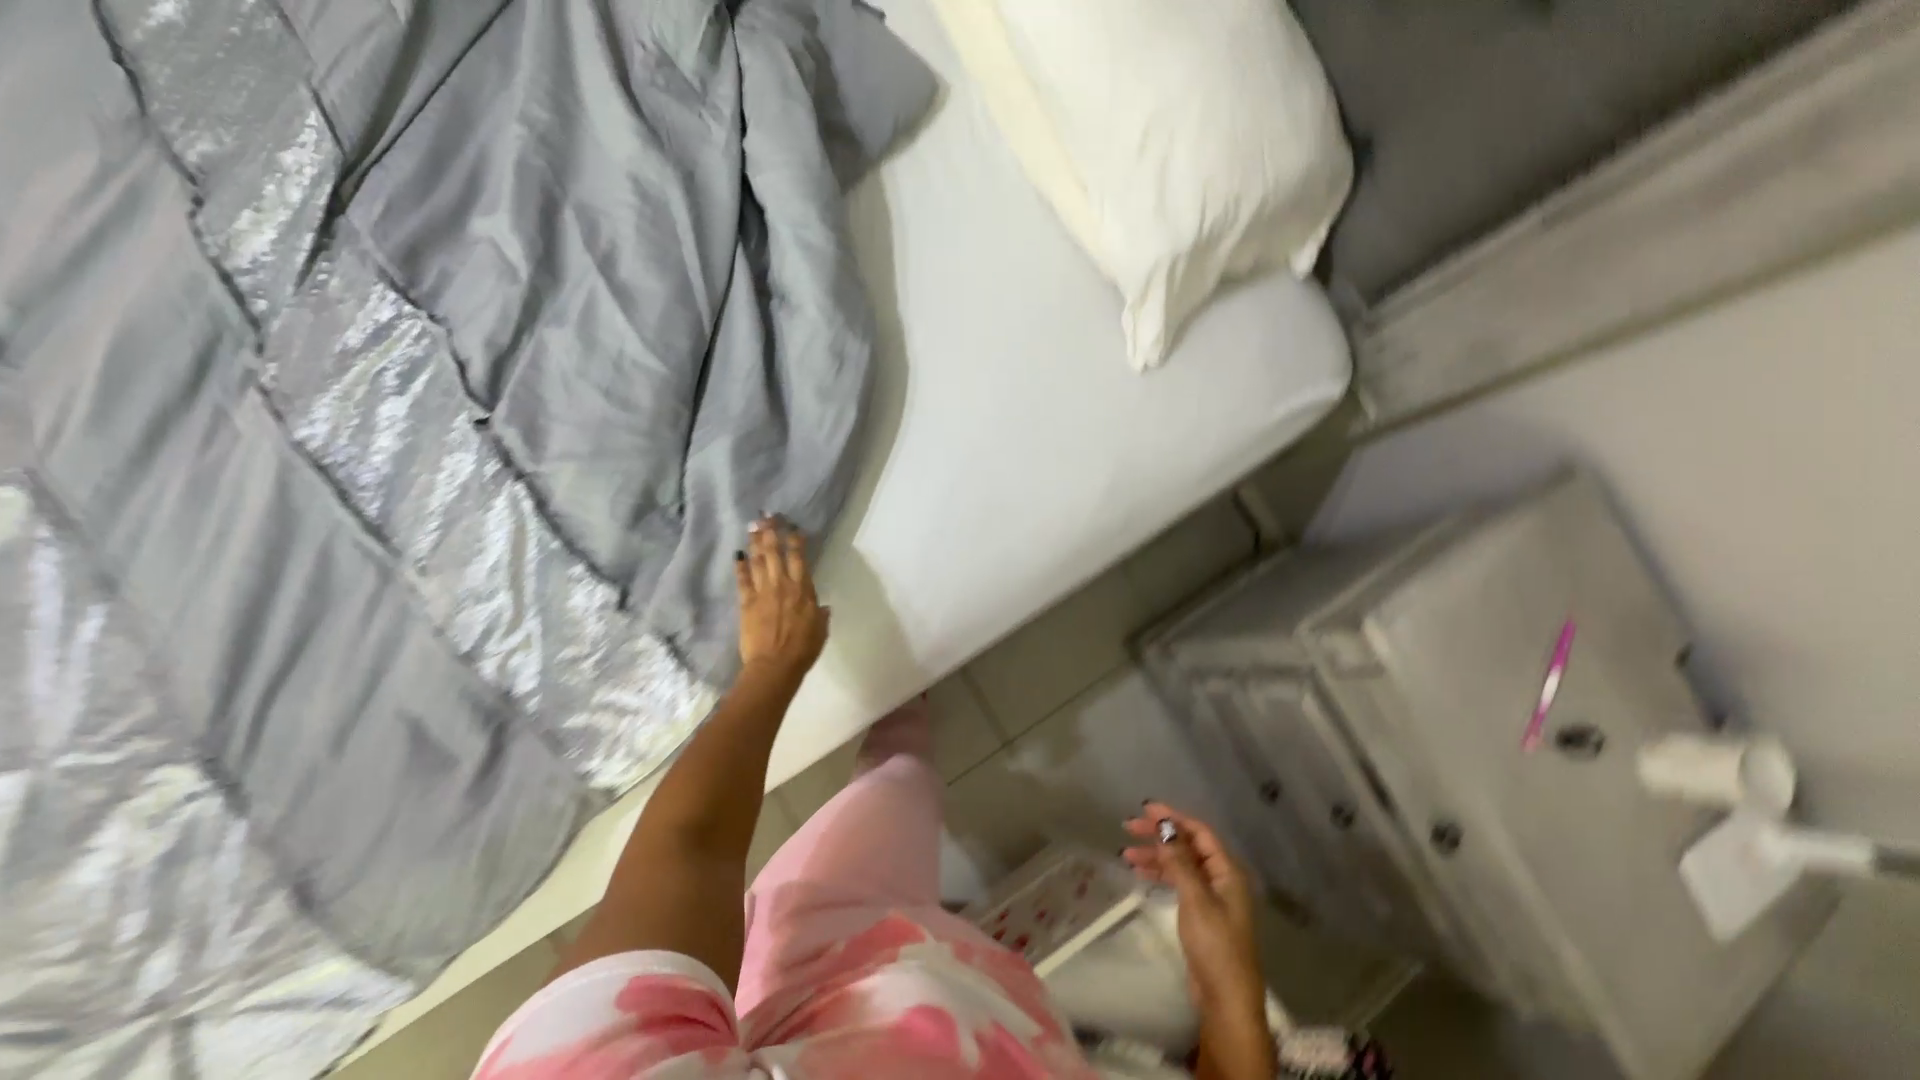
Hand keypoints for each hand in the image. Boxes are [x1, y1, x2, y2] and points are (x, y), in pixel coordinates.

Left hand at [735, 516, 828, 681]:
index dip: (795, 539)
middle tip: (767, 515)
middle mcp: (782, 584)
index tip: (792, 526)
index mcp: (803, 589)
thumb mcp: (820, 630)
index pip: (799, 557)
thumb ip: (820, 614)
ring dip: (755, 542)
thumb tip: (823, 606)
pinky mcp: (746, 603)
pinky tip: (737, 554)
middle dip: (771, 531)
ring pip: (758, 560)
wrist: (775, 666)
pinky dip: (740, 566)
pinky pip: (742, 580)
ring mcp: (762, 592)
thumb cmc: (803, 650)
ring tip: (752, 526)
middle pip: (775, 552)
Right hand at [1123, 803, 1264, 1012]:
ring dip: (1157, 856)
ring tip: (1126, 854)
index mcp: (1228, 871)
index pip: (1200, 832)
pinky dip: (1161, 875)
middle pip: (1189, 846)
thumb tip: (1164, 828)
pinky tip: (1141, 874)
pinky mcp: (1202, 914)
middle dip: (1160, 836)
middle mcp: (1222, 879)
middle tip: (1129, 828)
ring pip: (1181, 865)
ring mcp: (1212, 897)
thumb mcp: (1196, 899)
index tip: (1145, 810)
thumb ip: (1180, 862)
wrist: (1225, 996)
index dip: (1173, 818)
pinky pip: (1179, 883)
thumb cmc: (1214, 944)